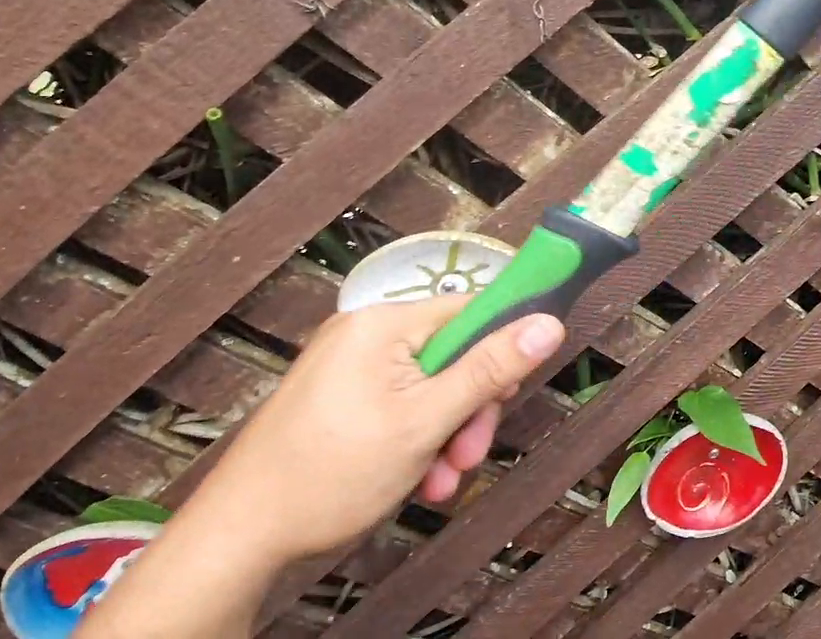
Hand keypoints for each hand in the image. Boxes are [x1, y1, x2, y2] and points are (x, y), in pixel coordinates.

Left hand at [185, 296, 564, 563]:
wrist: (232, 546)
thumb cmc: (331, 475)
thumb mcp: (427, 421)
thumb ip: (492, 368)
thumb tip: (552, 323)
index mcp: (382, 325)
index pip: (473, 311)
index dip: (504, 348)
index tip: (514, 391)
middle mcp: (364, 335)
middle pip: (455, 356)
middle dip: (471, 409)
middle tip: (471, 453)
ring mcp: (348, 368)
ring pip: (434, 388)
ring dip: (450, 434)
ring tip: (442, 481)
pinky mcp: (339, 399)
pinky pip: (404, 404)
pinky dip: (420, 439)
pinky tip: (420, 479)